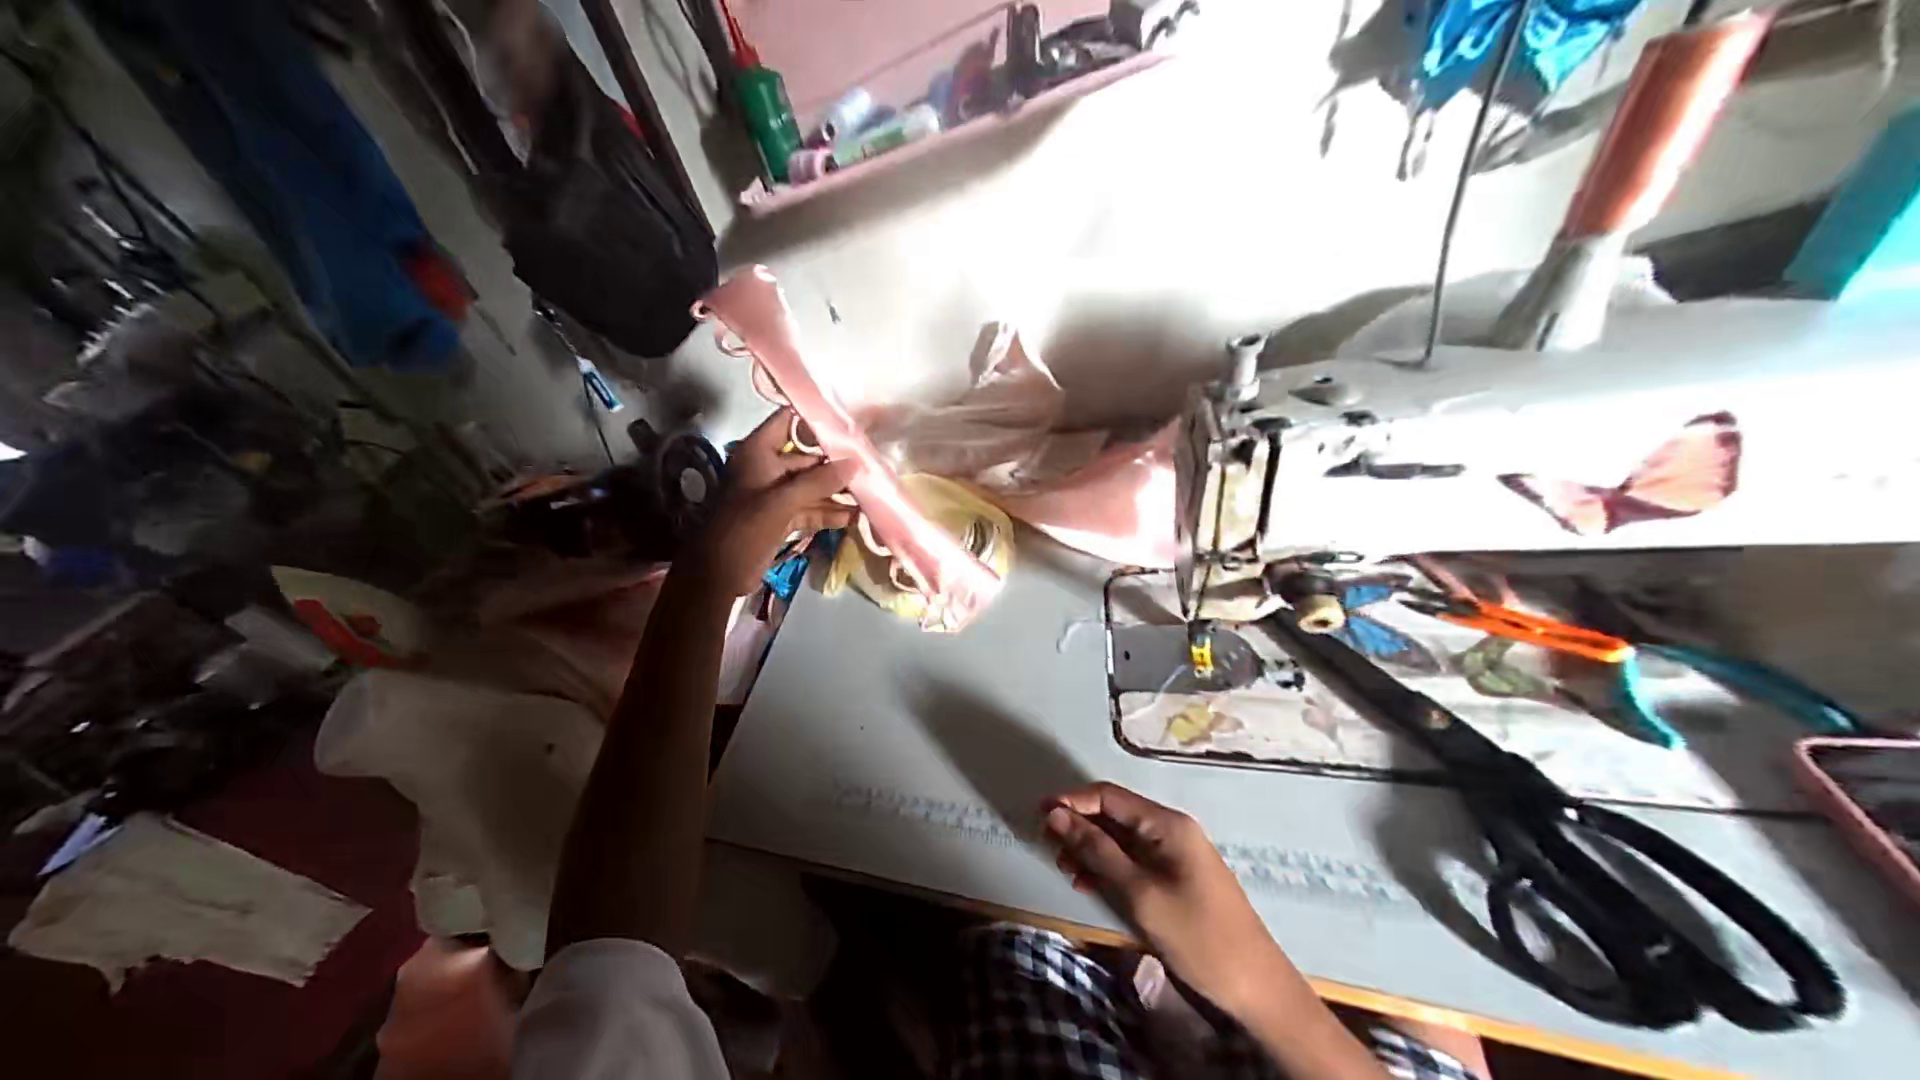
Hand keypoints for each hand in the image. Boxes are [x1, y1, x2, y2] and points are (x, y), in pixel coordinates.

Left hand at [680, 408, 856, 596]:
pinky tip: (856, 516)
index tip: (849, 420)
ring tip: (871, 491)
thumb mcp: (782, 503)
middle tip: (872, 463)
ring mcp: (775, 494)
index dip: (815, 417)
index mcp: (758, 453)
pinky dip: (830, 512)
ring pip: (812, 486)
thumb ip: (819, 482)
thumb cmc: (743, 530)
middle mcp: (767, 468)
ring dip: (837, 491)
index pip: (787, 420)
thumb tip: (855, 464)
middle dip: (837, 462)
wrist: (716, 575)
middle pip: (807, 457)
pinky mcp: (782, 517)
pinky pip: (810, 508)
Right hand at [1044, 782, 1290, 1014]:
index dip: (1072, 801)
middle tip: (1050, 849)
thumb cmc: (1196, 935)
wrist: (1254, 987)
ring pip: (1120, 838)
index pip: (1109, 796)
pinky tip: (1089, 883)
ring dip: (1090, 849)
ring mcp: (1174, 853)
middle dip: (1079, 827)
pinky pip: (1132, 859)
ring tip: (1066, 870)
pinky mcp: (1174, 876)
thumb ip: (1096, 850)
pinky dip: (1108, 867)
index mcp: (1166, 824)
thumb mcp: (1139, 892)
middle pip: (1114, 814)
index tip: (1039, 815)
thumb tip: (1056, 814)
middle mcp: (1170, 829)